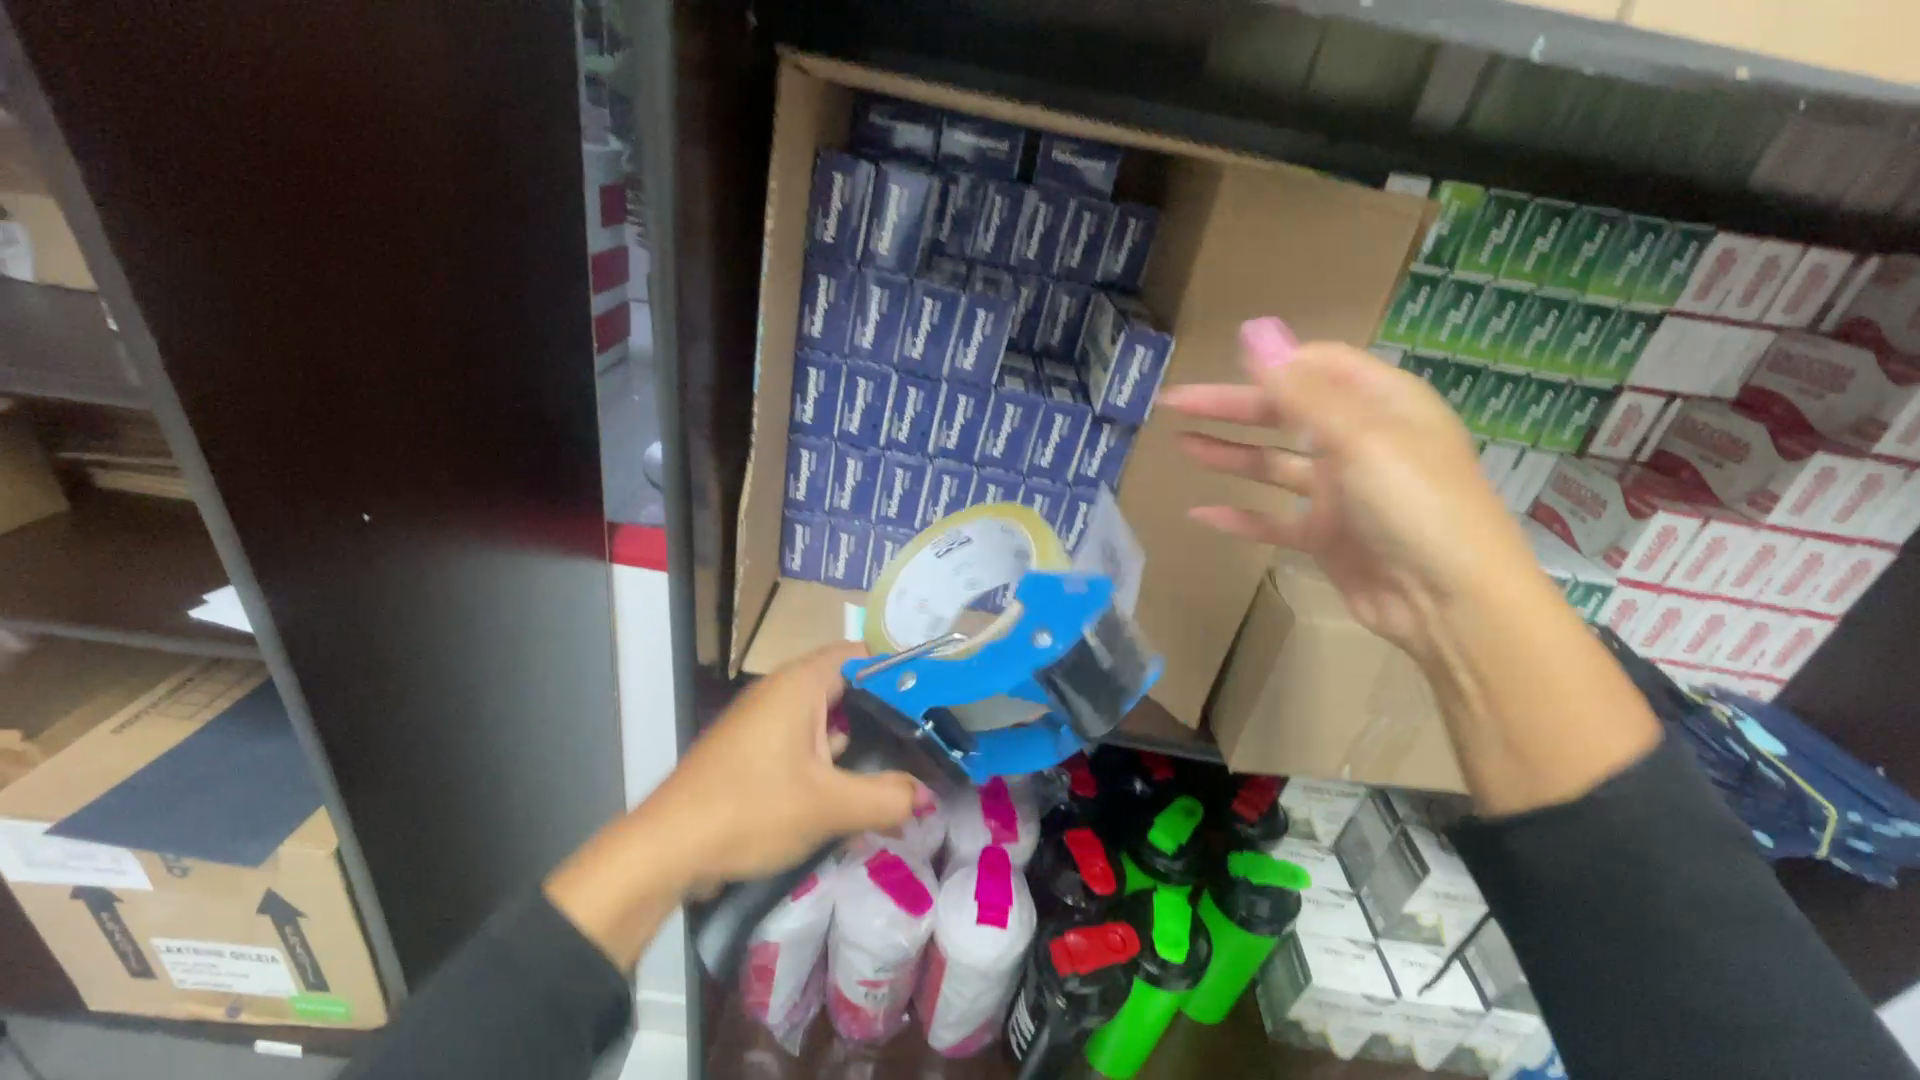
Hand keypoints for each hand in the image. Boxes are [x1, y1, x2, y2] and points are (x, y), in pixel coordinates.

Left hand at [545, 643, 921, 966]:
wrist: (668, 849)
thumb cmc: (750, 810)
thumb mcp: (829, 806)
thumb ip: (887, 797)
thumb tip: (928, 796)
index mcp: (798, 685)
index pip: (858, 654)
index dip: (898, 669)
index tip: (935, 696)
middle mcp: (780, 694)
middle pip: (845, 688)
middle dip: (886, 713)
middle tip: (927, 737)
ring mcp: (763, 725)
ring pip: (825, 722)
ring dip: (860, 744)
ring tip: (903, 768)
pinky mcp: (753, 756)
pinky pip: (804, 747)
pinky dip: (832, 764)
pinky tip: (856, 796)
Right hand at [1161, 317, 1542, 659]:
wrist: (1452, 602)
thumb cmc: (1416, 504)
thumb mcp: (1359, 437)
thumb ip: (1300, 389)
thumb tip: (1254, 328)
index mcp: (1383, 404)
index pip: (1320, 366)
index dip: (1272, 364)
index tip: (1222, 366)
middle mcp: (1362, 441)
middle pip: (1287, 413)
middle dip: (1232, 407)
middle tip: (1175, 403)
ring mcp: (1343, 492)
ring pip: (1275, 465)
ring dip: (1230, 455)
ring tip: (1181, 446)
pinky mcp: (1328, 538)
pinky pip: (1275, 521)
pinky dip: (1240, 517)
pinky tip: (1201, 513)